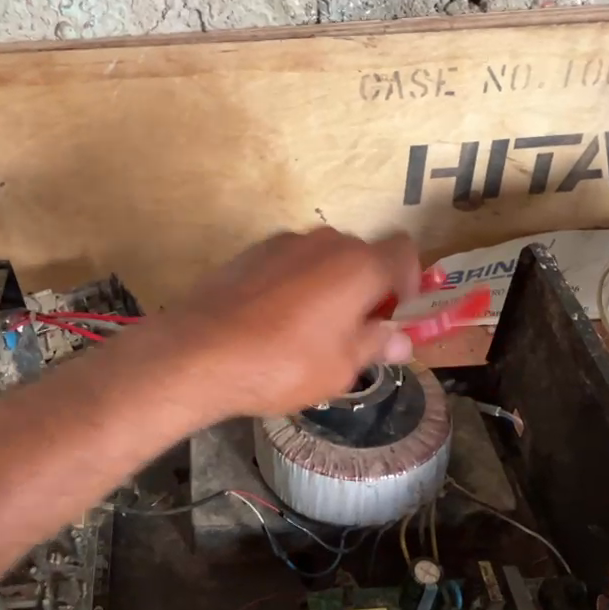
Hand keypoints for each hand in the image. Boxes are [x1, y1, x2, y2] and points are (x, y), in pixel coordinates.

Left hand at [140, 228, 419, 420]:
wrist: (199, 352)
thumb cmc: (283, 364)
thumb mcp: (341, 367)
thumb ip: (375, 345)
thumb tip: (400, 340)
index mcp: (359, 265)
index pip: (404, 252)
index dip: (408, 282)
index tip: (393, 316)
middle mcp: (325, 242)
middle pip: (362, 256)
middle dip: (366, 289)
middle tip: (353, 333)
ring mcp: (283, 243)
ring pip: (322, 260)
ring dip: (328, 287)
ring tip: (308, 333)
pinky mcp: (249, 253)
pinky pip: (288, 265)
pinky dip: (292, 286)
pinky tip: (273, 324)